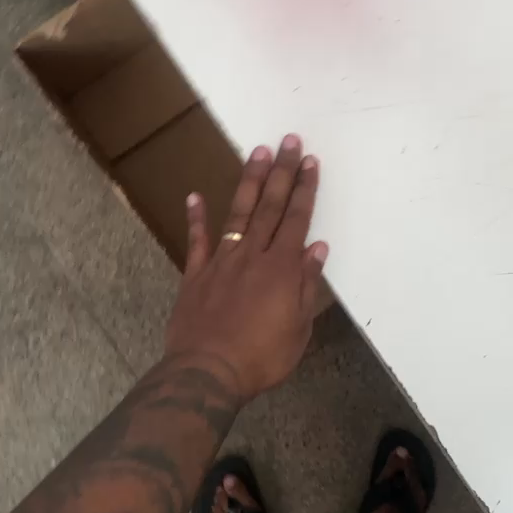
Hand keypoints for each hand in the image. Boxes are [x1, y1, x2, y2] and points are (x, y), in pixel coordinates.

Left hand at [164, 135, 328, 399]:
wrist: (208, 372)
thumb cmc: (262, 357)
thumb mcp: (299, 328)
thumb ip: (306, 284)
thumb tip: (317, 247)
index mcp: (281, 269)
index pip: (296, 220)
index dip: (305, 189)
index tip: (310, 162)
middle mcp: (252, 256)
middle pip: (269, 207)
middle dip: (281, 172)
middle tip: (288, 140)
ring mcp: (221, 262)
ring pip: (238, 214)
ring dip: (248, 182)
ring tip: (256, 152)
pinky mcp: (195, 275)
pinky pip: (197, 241)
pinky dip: (196, 217)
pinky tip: (195, 195)